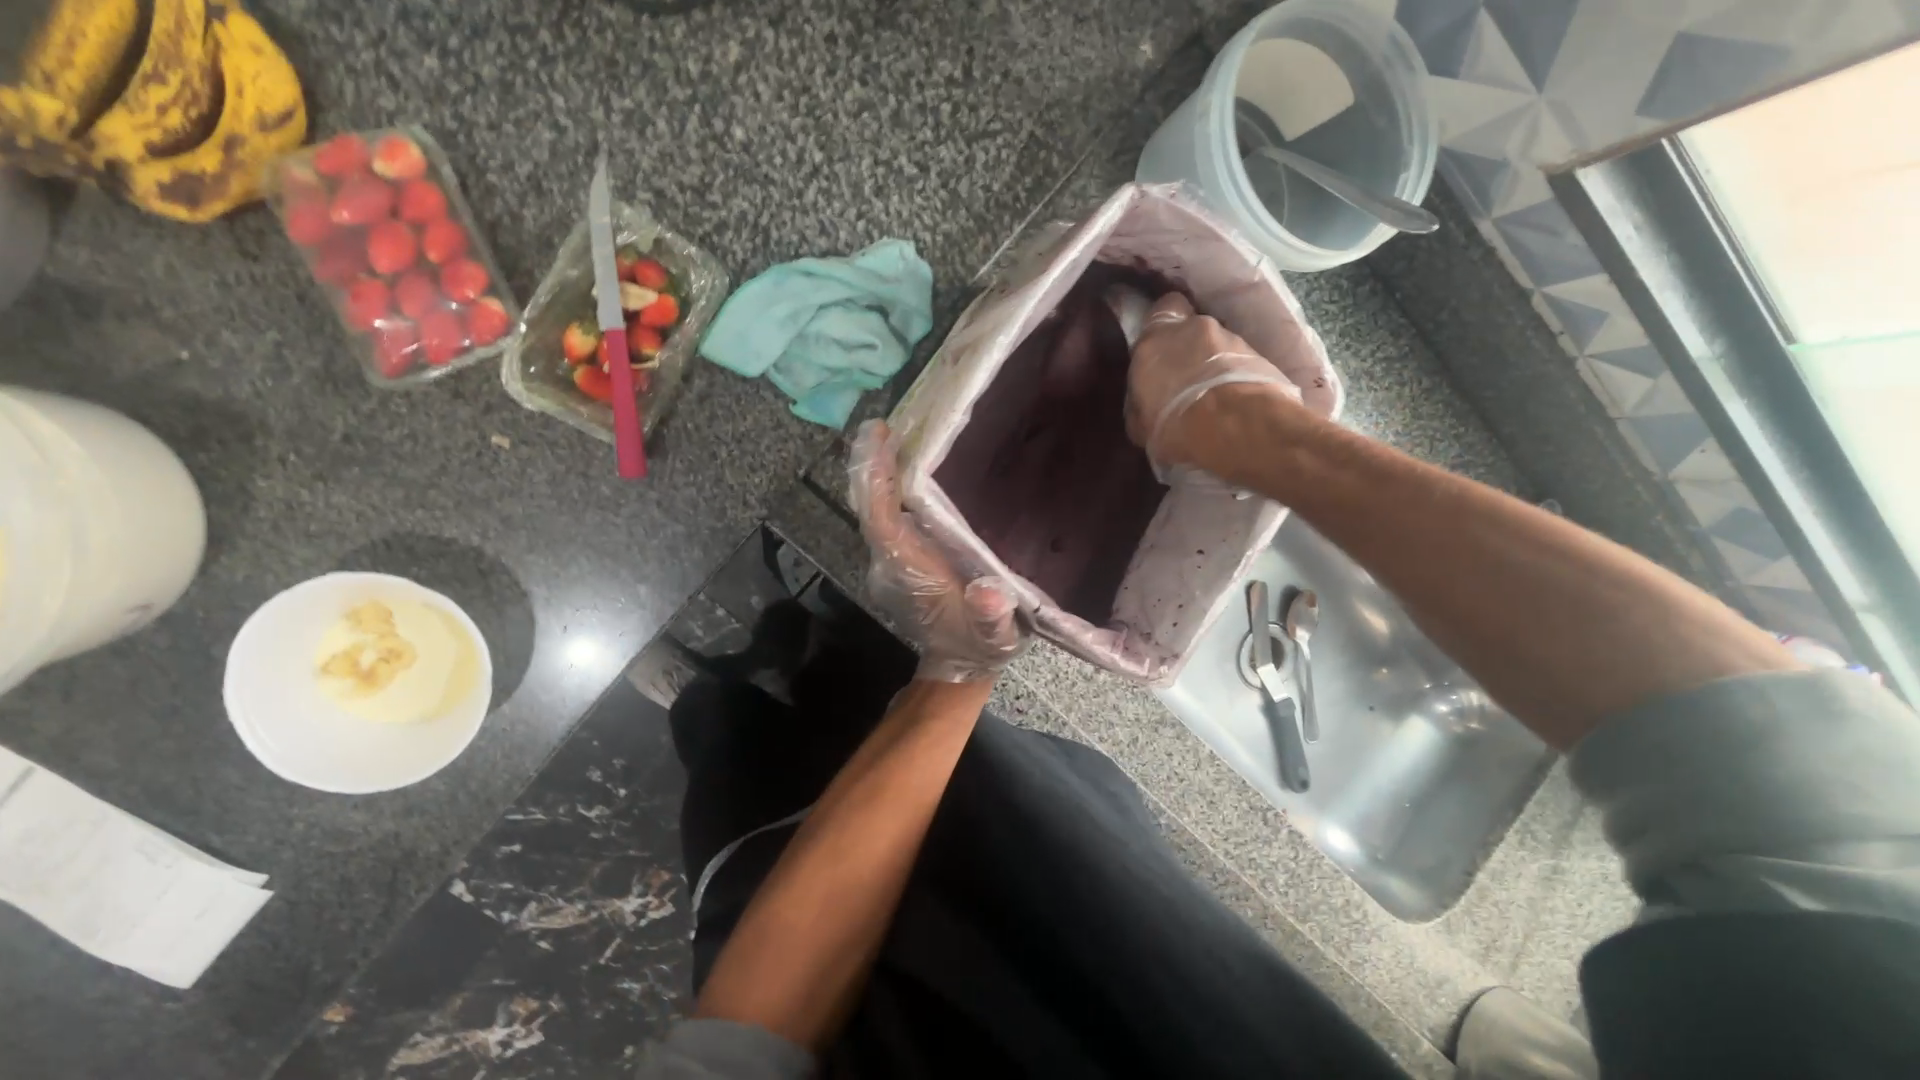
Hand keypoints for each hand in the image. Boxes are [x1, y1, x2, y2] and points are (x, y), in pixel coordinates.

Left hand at [848, 420, 1024, 681]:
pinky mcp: (899, 556)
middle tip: (885, 426)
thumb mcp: (996, 638)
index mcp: (910, 572)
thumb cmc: (980, 647)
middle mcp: (890, 561)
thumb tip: (987, 593)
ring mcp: (890, 559)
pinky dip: (889, 486)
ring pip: (873, 509)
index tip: (881, 438)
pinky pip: (885, 514)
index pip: (881, 520)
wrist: (958, 666)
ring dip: (878, 472)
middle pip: (868, 507)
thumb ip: (992, 618)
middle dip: (871, 465)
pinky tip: (907, 463)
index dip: (876, 479)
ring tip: (896, 433)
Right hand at [1124, 293, 1303, 472]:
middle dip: (1191, 349)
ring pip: (1220, 346)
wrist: (1235, 429)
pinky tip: (1235, 405)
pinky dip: (1238, 379)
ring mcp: (1232, 339)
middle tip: (1187, 380)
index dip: (1165, 325)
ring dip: (1216, 366)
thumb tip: (1147, 401)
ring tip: (1216, 398)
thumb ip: (1142, 398)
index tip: (1162, 346)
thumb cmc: (1173, 425)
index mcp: (1156, 338)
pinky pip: (1243, 364)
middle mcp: (1195, 328)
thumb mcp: (1140, 422)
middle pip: (1193, 329)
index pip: (1163, 308)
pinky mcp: (1262, 356)